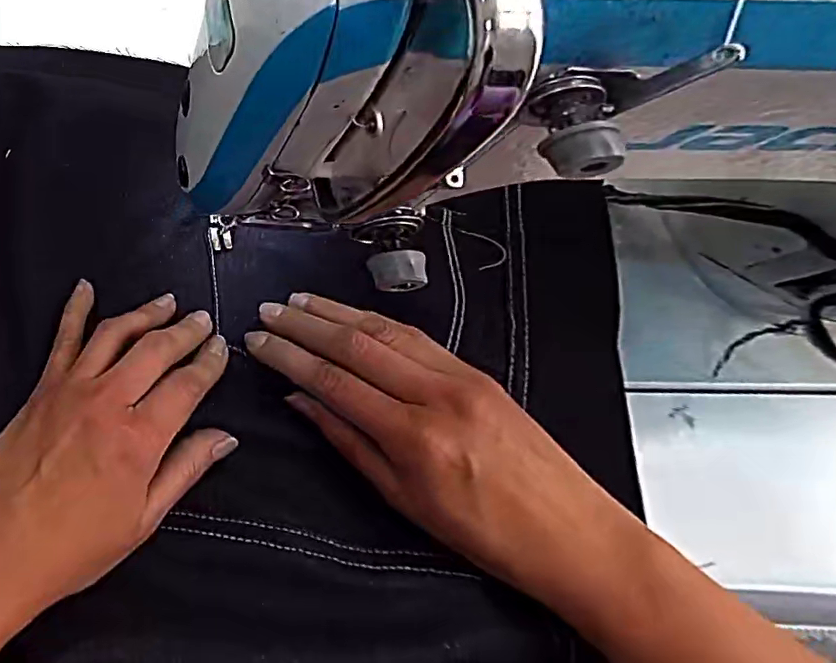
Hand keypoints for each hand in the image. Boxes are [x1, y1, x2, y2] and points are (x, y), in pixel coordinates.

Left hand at [0, 282, 232, 662]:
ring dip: (147, 312)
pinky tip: (85, 288)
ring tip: (168, 302)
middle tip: (203, 319)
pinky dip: (76, 308)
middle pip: (157, 349)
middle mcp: (110, 401)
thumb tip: (224, 437)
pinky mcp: (45, 384)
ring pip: (118, 333)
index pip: (187, 385)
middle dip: (186, 330)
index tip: (221, 348)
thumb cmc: (74, 546)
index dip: (209, 363)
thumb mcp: (142, 521)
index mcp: (139, 439)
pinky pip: (64, 337)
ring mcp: (74, 386)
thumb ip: (185, 470)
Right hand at [243, 292, 628, 602]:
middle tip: (270, 310)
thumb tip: (303, 403)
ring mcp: (460, 376)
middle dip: (304, 323)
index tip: (261, 341)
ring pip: (383, 329)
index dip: (289, 357)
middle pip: (354, 344)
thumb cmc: (493, 535)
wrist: (575, 534)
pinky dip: (375, 318)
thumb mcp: (406, 503)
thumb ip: (349, 443)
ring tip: (301, 300)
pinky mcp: (475, 369)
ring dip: (336, 311)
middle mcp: (437, 395)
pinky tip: (354, 312)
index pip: (334, 381)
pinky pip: (415, 334)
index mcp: (416, 438)